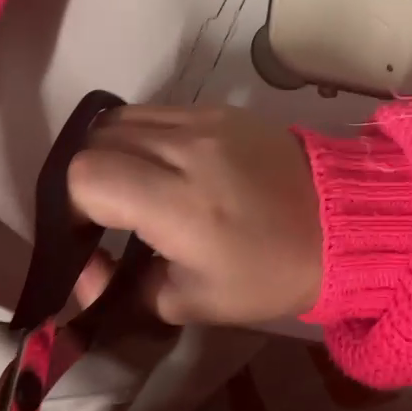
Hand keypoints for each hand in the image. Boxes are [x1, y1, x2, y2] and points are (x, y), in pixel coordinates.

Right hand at [68, 105, 321, 324]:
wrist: (340, 221)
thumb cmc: (269, 272)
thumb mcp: (194, 302)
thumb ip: (127, 288)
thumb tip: (90, 271)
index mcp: (177, 202)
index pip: (86, 176)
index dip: (72, 208)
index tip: (89, 237)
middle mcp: (183, 148)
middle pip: (96, 141)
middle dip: (88, 181)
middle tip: (104, 216)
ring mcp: (201, 120)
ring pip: (120, 117)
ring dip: (110, 151)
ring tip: (129, 186)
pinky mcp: (217, 108)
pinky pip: (155, 110)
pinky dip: (140, 135)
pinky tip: (159, 165)